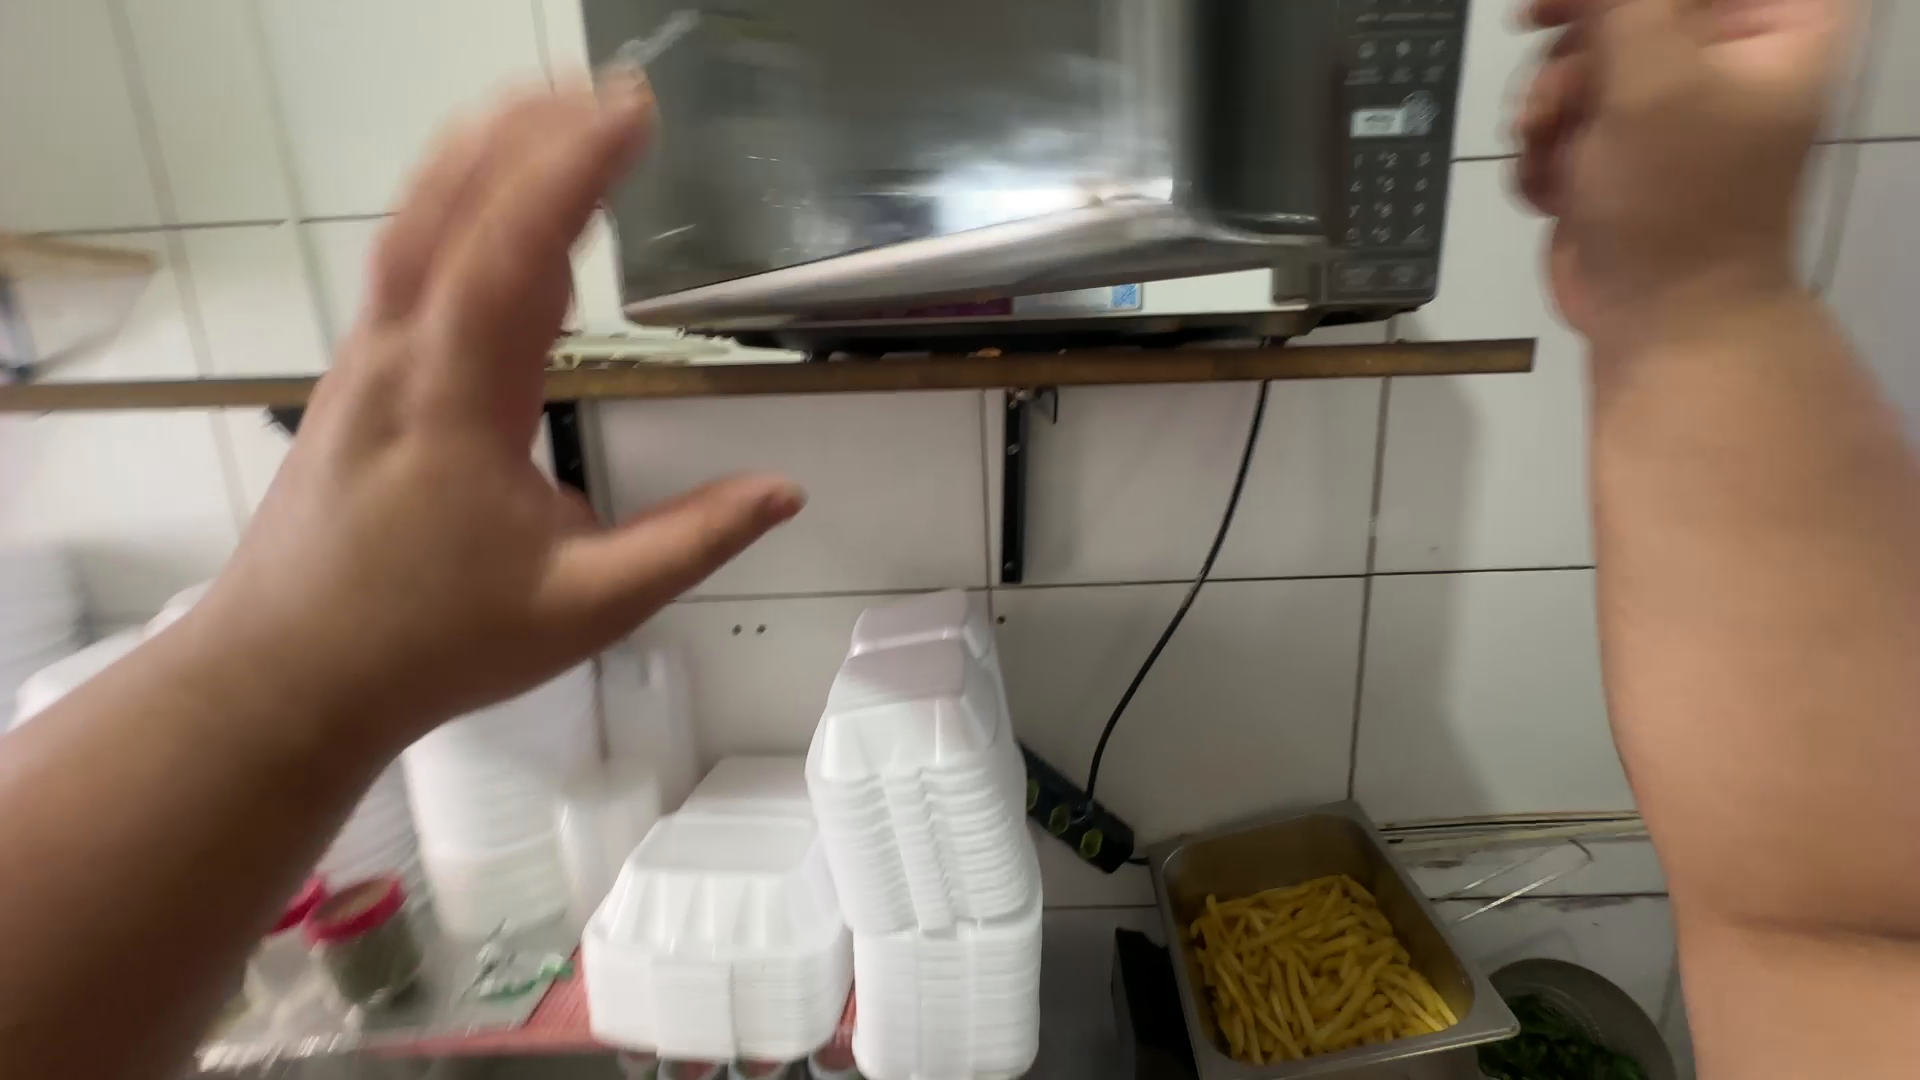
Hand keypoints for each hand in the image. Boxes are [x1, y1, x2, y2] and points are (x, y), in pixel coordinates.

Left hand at [178, 75, 803, 749]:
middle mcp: (401, 359)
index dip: (572, 173)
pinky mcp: (367, 377)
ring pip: (420, 226)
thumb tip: (785, 491)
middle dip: (531, 135)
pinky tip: (508, 216)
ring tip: (561, 116)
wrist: (294, 677)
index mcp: (458, 405)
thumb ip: (695, 542)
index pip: (512, 257)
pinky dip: (466, 213)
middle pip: (452, 210)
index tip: (632, 113)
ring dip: (489, 157)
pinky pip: (414, 267)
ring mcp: (371, 361)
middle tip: (610, 90)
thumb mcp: (593, 604)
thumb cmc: (443, 642)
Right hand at [1514, 0, 1852, 342]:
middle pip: (1611, 18)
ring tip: (1554, 162)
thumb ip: (1621, 9)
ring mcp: (1653, 111)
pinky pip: (1551, 130)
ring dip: (1542, 121)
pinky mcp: (1606, 156)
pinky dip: (1539, 162)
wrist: (1655, 312)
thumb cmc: (1676, 203)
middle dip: (1566, 68)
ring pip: (1568, 76)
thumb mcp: (1654, 88)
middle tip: (1551, 108)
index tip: (1544, 12)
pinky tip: (1556, 193)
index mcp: (1769, 21)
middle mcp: (1712, 58)